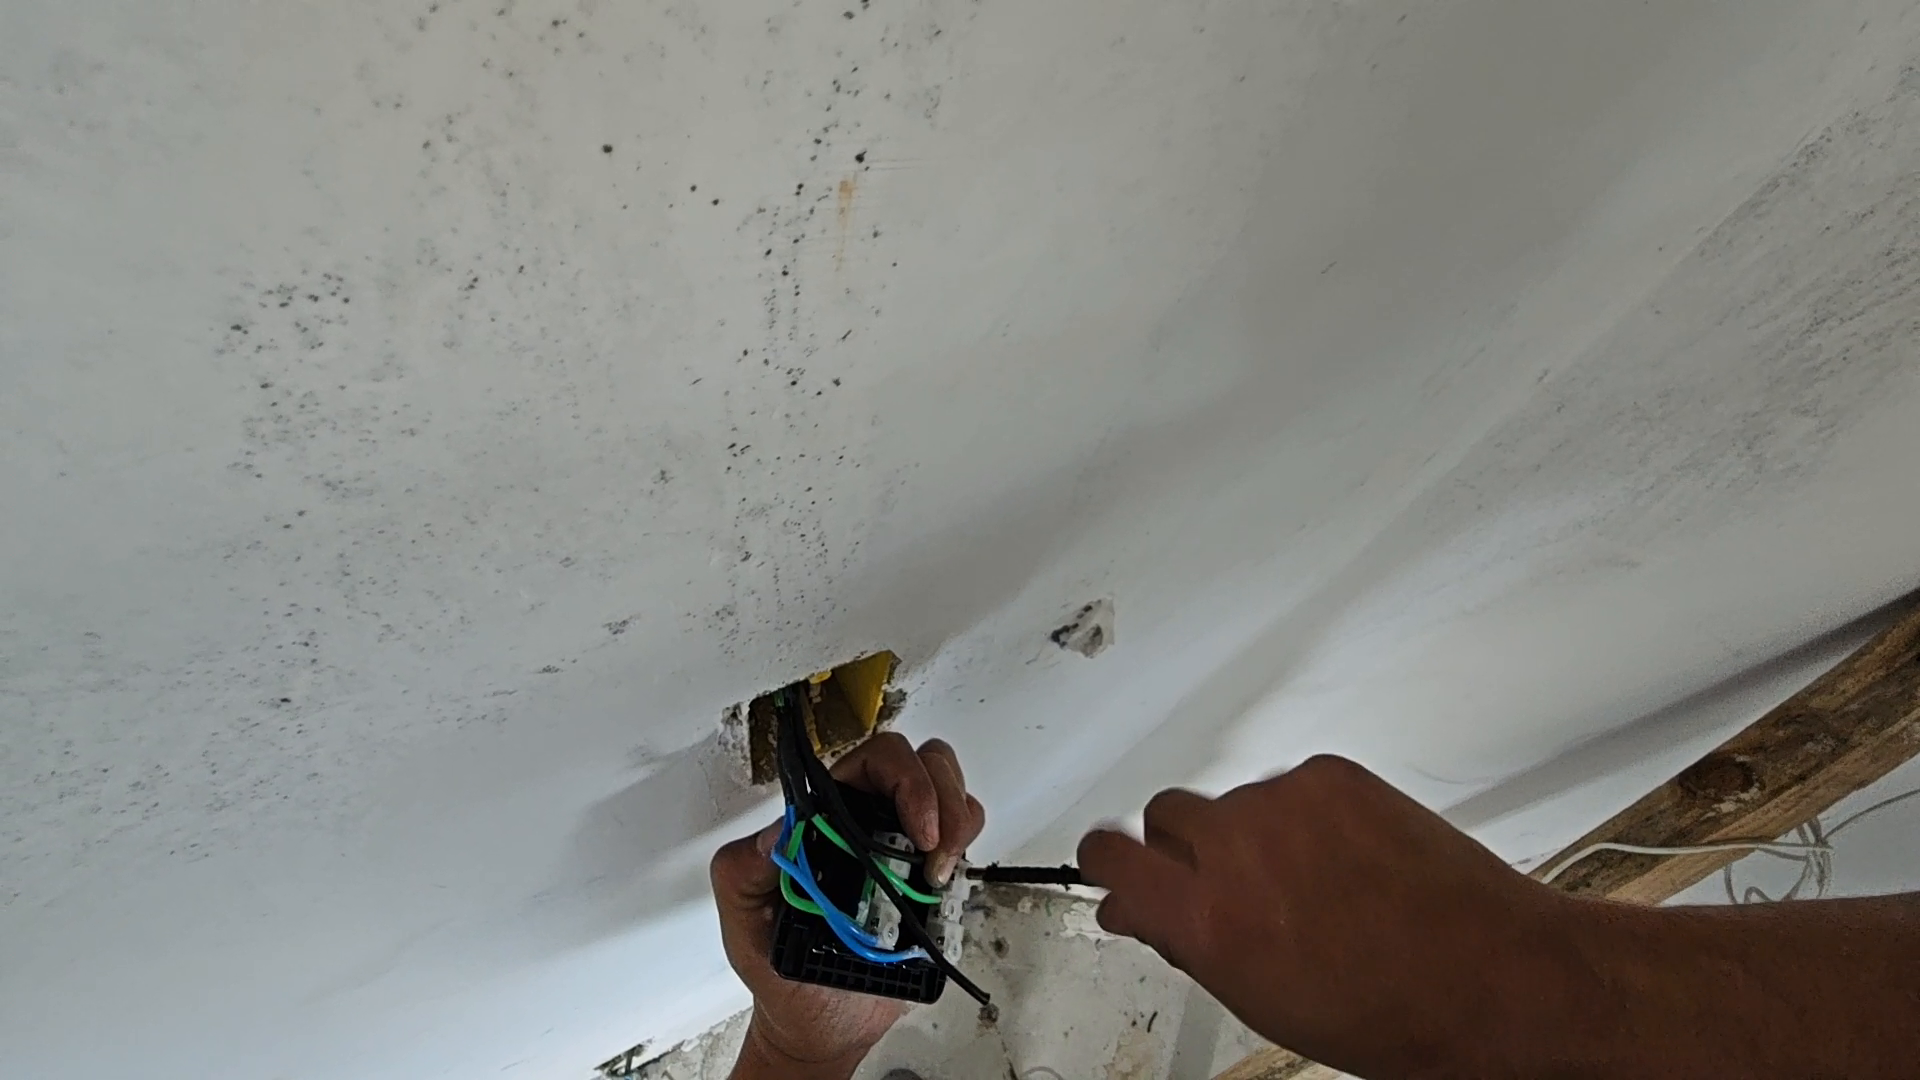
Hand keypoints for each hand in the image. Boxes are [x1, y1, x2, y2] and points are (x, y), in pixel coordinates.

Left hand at [711, 733, 985, 1077]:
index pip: (877, 759)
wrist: (818, 1024)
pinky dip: (965, 845)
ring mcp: (906, 840)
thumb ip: (744, 867)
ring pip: (950, 786)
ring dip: (958, 820)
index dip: (906, 778)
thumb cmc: (777, 965)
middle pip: (923, 761)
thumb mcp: (744, 914)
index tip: (917, 829)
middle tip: (934, 854)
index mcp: (829, 811)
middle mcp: (872, 815)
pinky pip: (963, 830)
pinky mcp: (931, 871)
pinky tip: (943, 882)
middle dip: (941, 796)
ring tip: (938, 873)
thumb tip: (779, 832)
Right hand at [1077, 755, 1566, 1078]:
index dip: (1101, 855)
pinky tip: (1341, 855)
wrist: (1505, 980)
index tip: (1105, 857)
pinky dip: (1300, 814)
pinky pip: (1284, 784)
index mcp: (1207, 915)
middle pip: (1163, 812)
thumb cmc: (1392, 1017)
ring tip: (1308, 875)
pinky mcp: (1326, 773)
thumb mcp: (1260, 999)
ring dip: (1248, 831)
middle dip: (1181, 843)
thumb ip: (1181, 941)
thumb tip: (1131, 908)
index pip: (1109, 854)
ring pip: (1228, 798)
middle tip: (1226, 876)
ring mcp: (1281, 801)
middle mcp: (1233, 846)